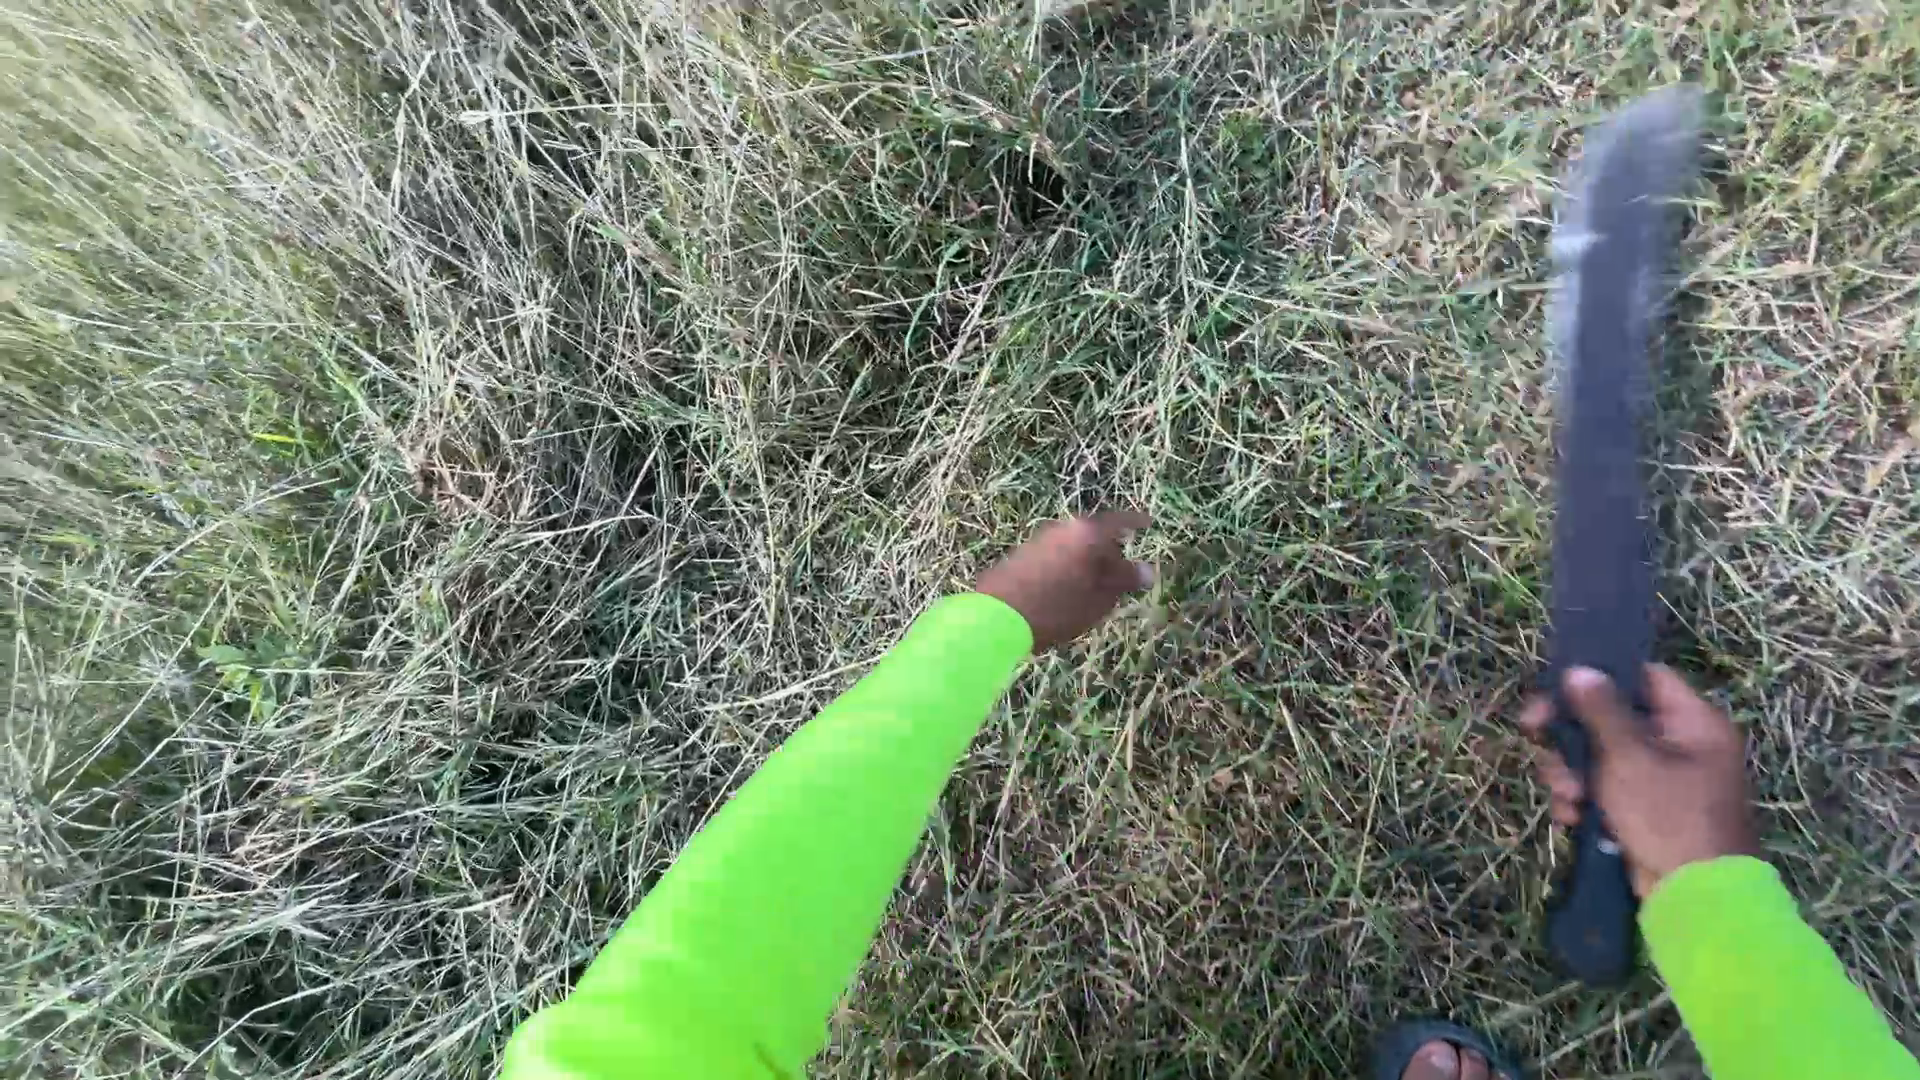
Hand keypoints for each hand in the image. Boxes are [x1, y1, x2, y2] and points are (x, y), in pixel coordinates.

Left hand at [974, 512, 1152, 651]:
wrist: (997, 615)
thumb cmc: (1057, 607)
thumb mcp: (1098, 599)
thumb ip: (1123, 581)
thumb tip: (1146, 570)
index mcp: (1086, 533)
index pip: (1119, 520)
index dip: (1136, 521)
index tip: (1148, 522)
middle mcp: (1062, 528)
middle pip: (1095, 535)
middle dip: (1110, 552)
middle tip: (1121, 576)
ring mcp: (1039, 539)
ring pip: (1074, 546)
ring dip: (1087, 563)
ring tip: (1094, 590)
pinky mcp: (1021, 554)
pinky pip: (1056, 555)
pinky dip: (1068, 568)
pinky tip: (1067, 591)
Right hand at [1521, 665, 1758, 897]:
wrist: (1695, 897)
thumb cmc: (1668, 817)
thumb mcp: (1628, 757)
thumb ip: (1601, 710)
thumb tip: (1579, 670)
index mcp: (1692, 724)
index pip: (1642, 677)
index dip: (1598, 675)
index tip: (1555, 685)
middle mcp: (1678, 743)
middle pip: (1607, 713)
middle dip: (1567, 731)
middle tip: (1532, 731)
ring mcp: (1659, 774)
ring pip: (1594, 749)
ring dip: (1568, 769)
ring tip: (1566, 795)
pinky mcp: (1641, 801)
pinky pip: (1598, 780)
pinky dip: (1579, 794)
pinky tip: (1572, 814)